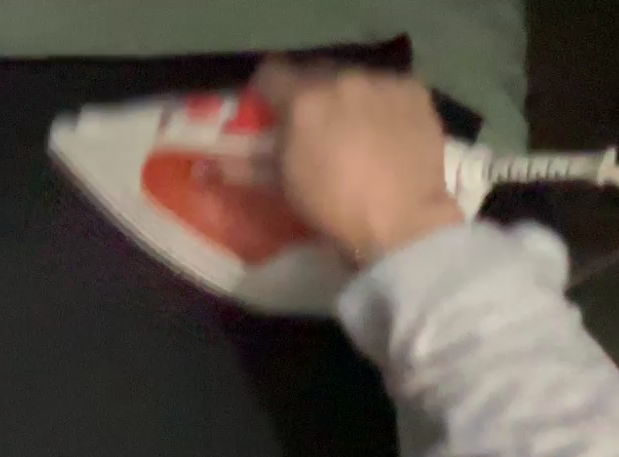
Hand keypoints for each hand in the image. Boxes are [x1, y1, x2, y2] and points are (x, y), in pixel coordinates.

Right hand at [251, 59, 465, 264]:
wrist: (398, 219)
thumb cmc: (328, 207)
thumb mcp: (280, 187)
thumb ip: (243, 167)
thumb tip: (205, 168)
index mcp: (303, 102)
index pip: (270, 75)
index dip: (262, 94)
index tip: (262, 115)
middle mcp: (343, 80)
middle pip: (312, 75)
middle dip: (303, 97)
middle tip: (302, 129)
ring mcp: (382, 82)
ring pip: (349, 80)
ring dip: (339, 99)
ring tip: (342, 132)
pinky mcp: (413, 91)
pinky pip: (383, 88)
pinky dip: (373, 104)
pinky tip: (375, 132)